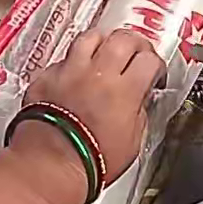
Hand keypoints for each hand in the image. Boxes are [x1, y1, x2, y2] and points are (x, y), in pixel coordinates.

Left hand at [0, 27, 162, 203]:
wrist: (49, 166)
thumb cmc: (92, 161)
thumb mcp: (132, 143)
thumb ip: (139, 113)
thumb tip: (139, 100)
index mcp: (125, 90)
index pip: (150, 60)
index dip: (156, 65)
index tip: (154, 74)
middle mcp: (98, 73)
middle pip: (123, 39)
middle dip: (136, 44)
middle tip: (137, 54)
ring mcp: (69, 70)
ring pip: (91, 37)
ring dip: (103, 42)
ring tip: (106, 51)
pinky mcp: (46, 75)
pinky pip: (64, 58)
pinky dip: (74, 61)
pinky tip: (76, 73)